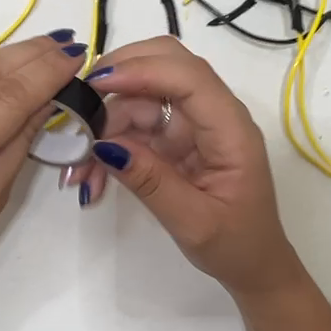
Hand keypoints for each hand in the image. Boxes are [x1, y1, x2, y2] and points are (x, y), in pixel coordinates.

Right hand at [68, 36, 303, 297]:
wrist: (253, 265)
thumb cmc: (236, 245)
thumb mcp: (193, 222)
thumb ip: (151, 182)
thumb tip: (104, 146)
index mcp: (231, 129)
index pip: (189, 78)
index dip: (142, 71)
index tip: (96, 85)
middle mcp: (212, 114)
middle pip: (165, 64)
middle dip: (118, 75)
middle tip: (78, 103)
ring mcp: (190, 123)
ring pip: (139, 97)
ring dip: (104, 123)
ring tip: (78, 169)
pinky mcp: (173, 137)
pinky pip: (134, 123)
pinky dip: (108, 141)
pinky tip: (91, 172)